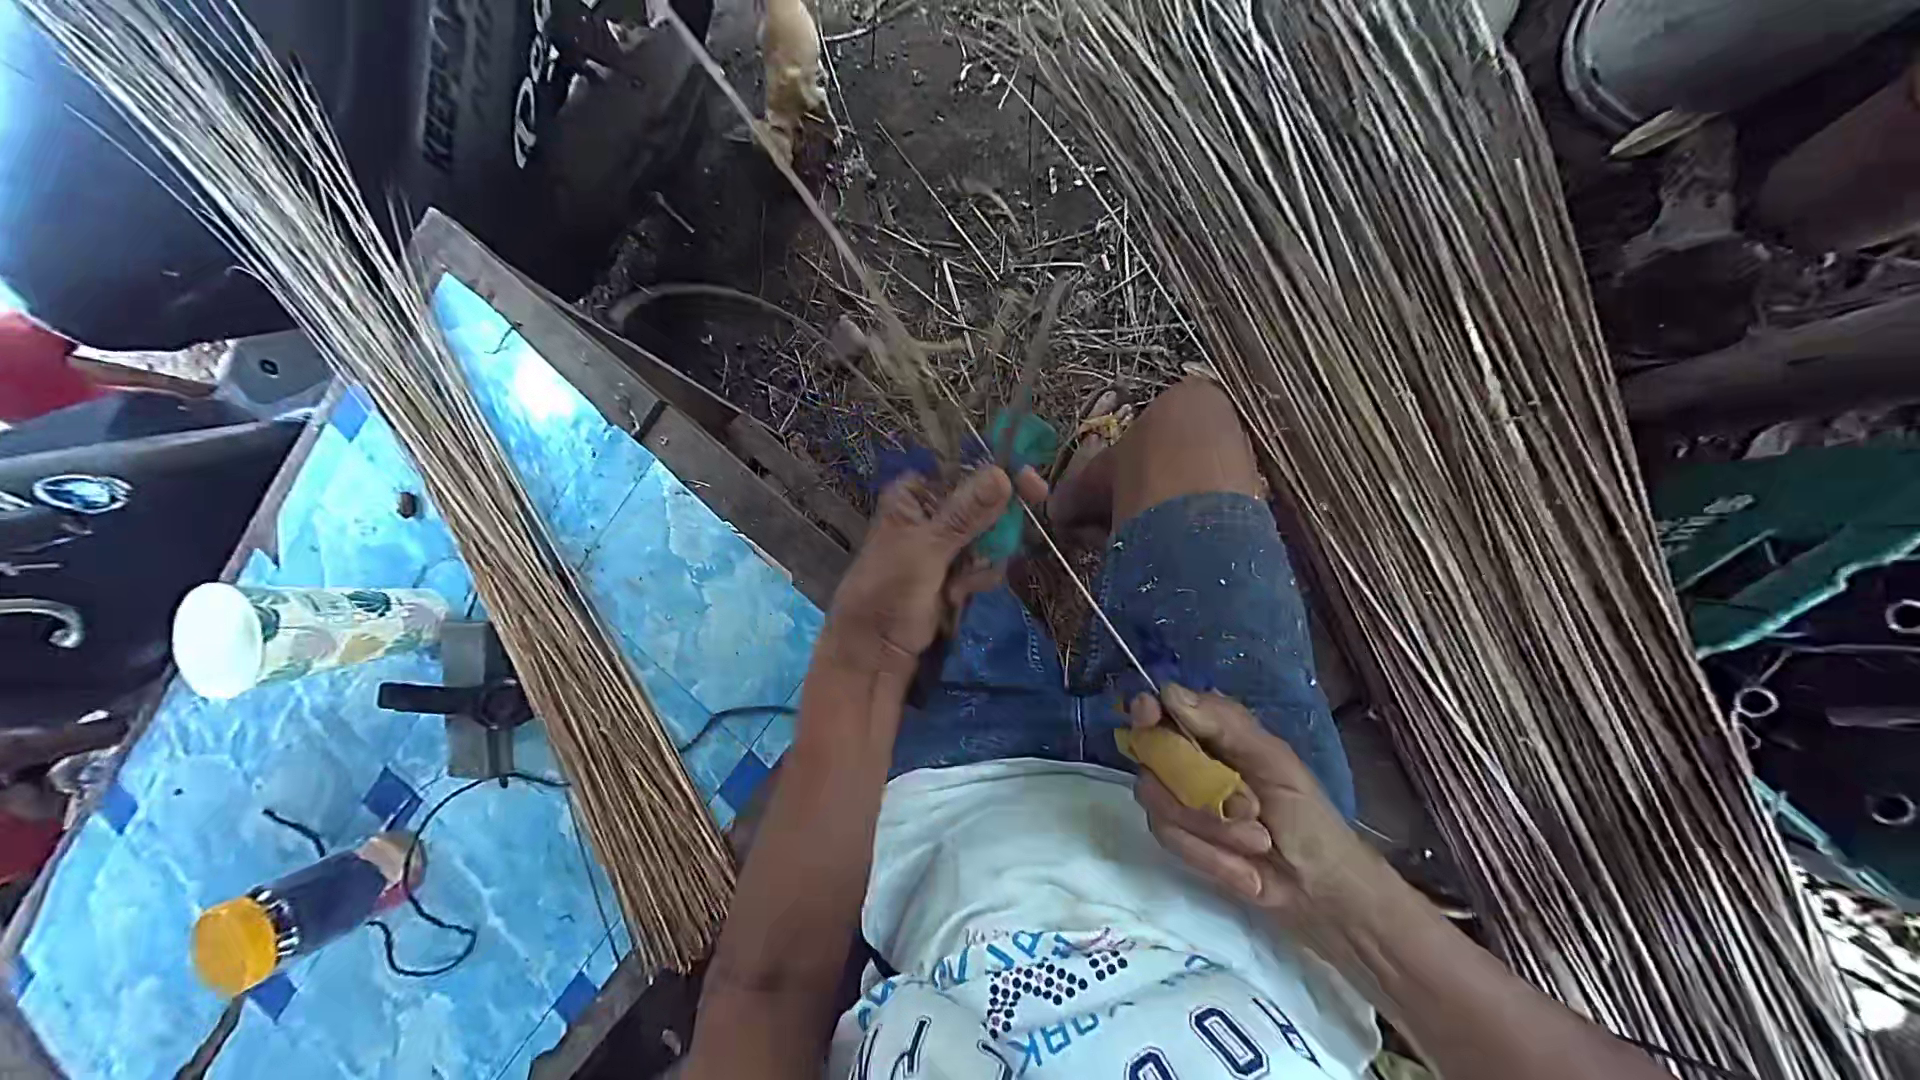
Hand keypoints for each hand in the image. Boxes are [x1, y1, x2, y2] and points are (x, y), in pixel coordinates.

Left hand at [821, 465, 1047, 675]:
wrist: (873, 653)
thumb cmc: (887, 593)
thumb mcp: (926, 550)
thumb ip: (965, 514)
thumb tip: (1002, 474)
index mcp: (915, 495)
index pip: (965, 468)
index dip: (1000, 473)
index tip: (1033, 486)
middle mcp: (933, 514)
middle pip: (986, 503)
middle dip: (993, 531)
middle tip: (991, 551)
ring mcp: (947, 544)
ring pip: (992, 536)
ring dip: (984, 562)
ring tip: (958, 586)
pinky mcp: (957, 573)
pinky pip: (987, 563)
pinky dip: (980, 579)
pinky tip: (959, 597)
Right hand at [1130, 685, 1389, 921]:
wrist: (1319, 889)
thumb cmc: (1306, 815)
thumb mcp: (1274, 761)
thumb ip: (1224, 724)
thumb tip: (1170, 694)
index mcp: (1209, 730)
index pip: (1160, 708)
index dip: (1147, 711)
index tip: (1148, 715)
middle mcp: (1184, 759)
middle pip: (1150, 757)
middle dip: (1198, 790)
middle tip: (1250, 808)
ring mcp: (1177, 798)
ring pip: (1157, 801)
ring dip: (1212, 828)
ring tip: (1257, 841)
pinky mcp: (1177, 836)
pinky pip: (1170, 838)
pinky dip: (1210, 856)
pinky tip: (1245, 869)